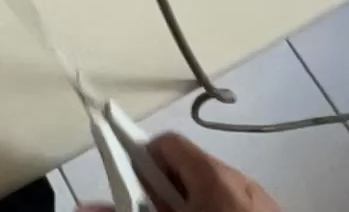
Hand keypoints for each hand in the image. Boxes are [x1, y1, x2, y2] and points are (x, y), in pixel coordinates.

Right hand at [81, 133, 281, 211]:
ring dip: (188, 209)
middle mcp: (243, 186)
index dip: (141, 163)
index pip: (165, 144)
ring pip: (211, 197)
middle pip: (187, 172)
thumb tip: (83, 206)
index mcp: (215, 178)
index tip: (131, 192)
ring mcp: (265, 208)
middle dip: (163, 196)